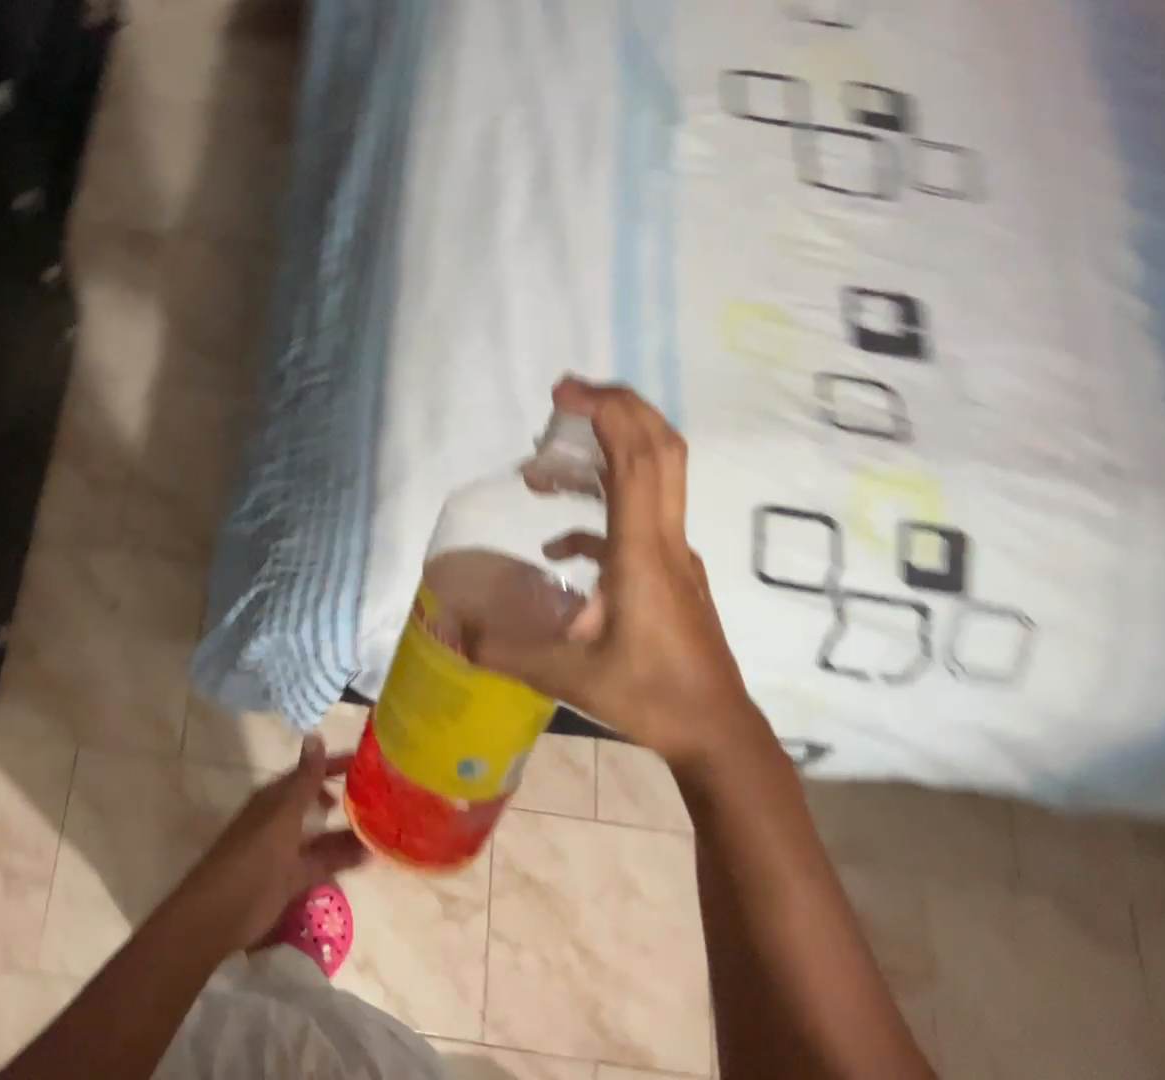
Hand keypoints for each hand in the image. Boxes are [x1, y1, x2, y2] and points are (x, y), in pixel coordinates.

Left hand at [167, 737, 367, 955]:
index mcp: (273, 799)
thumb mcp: (282, 817)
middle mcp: (280, 820)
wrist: (221, 915)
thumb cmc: (252, 859)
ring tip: (386, 827)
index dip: (334, 764)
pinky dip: (342, 859)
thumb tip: (315, 735)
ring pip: (321, 834)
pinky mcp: (291, 879)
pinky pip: (321, 862)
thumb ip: (303, 782)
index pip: (308, 772)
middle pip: (315, 802)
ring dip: (348, 831)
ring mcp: (285, 850)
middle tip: (384, 795)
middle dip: (345, 798)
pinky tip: (370, 857)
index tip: (367, 760)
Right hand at [485, 378, 767, 767]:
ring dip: (604, 457)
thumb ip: (502, 650)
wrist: (716, 731)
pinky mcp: (671, 575)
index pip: (637, 460)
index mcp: (643, 553)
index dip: (606, 413)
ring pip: (653, 480)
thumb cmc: (648, 696)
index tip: (564, 394)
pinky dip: (600, 513)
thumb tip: (448, 630)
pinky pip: (639, 522)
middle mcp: (666, 541)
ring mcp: (674, 556)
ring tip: (544, 471)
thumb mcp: (565, 674)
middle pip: (660, 449)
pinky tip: (559, 546)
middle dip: (617, 410)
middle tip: (564, 400)